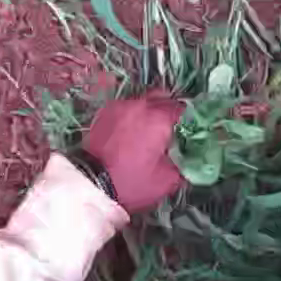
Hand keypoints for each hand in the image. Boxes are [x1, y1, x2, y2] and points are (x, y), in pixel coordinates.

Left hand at [82, 91, 186, 211]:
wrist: (90, 183)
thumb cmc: (130, 182)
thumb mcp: (165, 181)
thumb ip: (183, 167)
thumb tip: (190, 161)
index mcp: (159, 119)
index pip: (183, 109)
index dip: (190, 119)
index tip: (191, 130)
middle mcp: (141, 106)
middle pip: (164, 97)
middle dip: (170, 110)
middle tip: (173, 128)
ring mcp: (121, 106)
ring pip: (144, 100)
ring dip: (151, 110)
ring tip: (152, 129)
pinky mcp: (106, 112)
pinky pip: (127, 106)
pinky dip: (134, 114)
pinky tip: (134, 130)